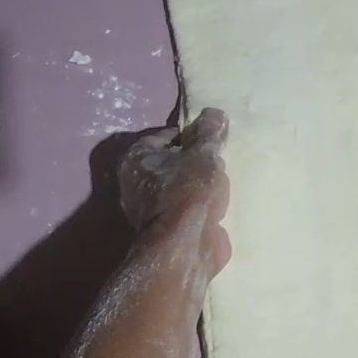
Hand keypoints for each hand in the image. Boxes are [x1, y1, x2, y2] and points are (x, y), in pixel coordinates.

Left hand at [119, 108, 231, 276]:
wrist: (187, 245)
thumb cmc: (189, 191)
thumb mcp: (203, 154)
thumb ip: (209, 133)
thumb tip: (214, 112)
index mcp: (136, 159)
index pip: (164, 136)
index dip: (190, 134)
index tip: (212, 139)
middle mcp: (135, 183)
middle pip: (170, 162)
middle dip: (194, 160)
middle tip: (219, 160)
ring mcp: (149, 210)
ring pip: (179, 187)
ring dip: (199, 185)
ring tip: (222, 182)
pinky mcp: (167, 230)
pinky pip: (186, 209)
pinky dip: (200, 206)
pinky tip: (218, 205)